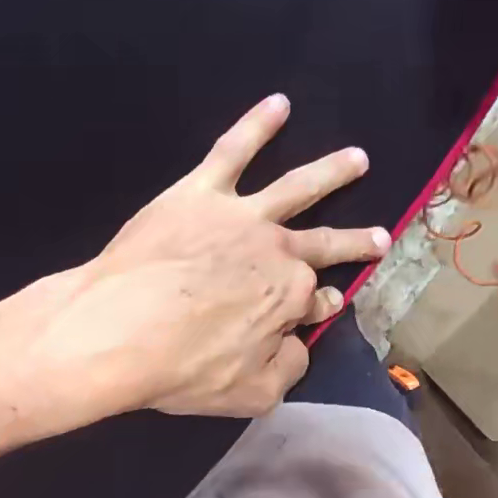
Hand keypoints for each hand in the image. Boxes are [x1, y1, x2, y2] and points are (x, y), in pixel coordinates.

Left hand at [31, 94, 389, 418]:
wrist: (118, 330)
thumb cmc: (181, 368)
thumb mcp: (251, 393)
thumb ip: (288, 368)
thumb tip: (299, 343)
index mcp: (291, 297)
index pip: (318, 300)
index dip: (322, 305)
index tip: (327, 304)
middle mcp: (277, 250)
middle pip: (323, 243)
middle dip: (354, 242)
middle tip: (379, 237)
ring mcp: (241, 216)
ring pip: (297, 187)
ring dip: (331, 173)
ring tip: (356, 159)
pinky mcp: (200, 191)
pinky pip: (232, 150)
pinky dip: (257, 125)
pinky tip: (278, 104)